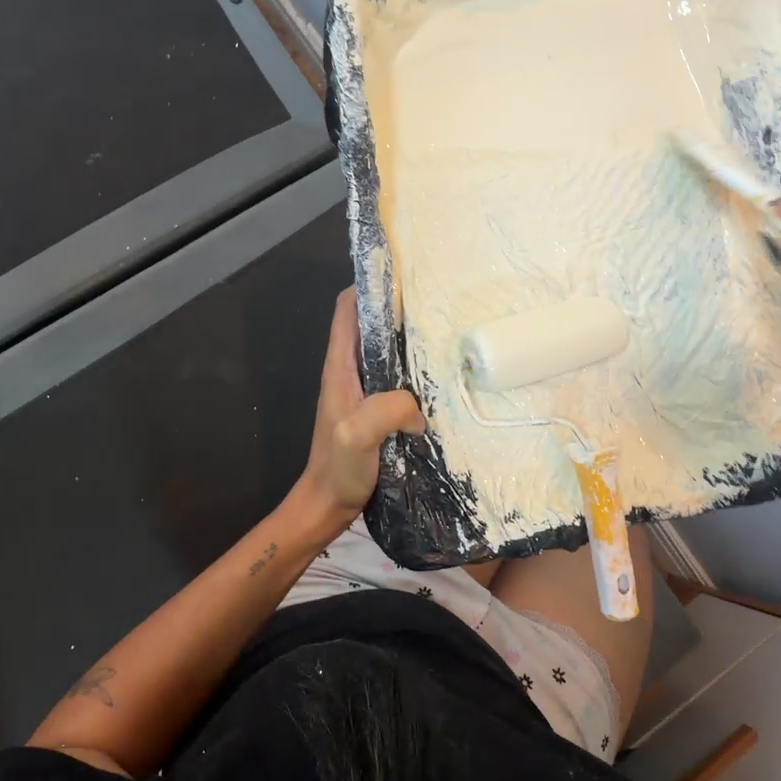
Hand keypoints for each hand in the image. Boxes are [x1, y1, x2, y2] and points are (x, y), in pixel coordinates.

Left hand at [293, 289, 424, 524]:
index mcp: (340, 367)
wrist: (329, 505)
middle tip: (440, 300)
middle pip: (372, 324)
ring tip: (450, 330)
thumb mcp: (357, 437)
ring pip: (388, 350)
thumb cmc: (338, 469)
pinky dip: (417, 369)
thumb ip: (384, 411)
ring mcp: (365, 390)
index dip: (369, 286)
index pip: (348, 310)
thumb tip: (417, 405)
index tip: (403, 276)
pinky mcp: (378, 409)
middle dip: (399, 308)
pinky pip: (399, 377)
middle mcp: (351, 370)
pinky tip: (444, 375)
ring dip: (411, 339)